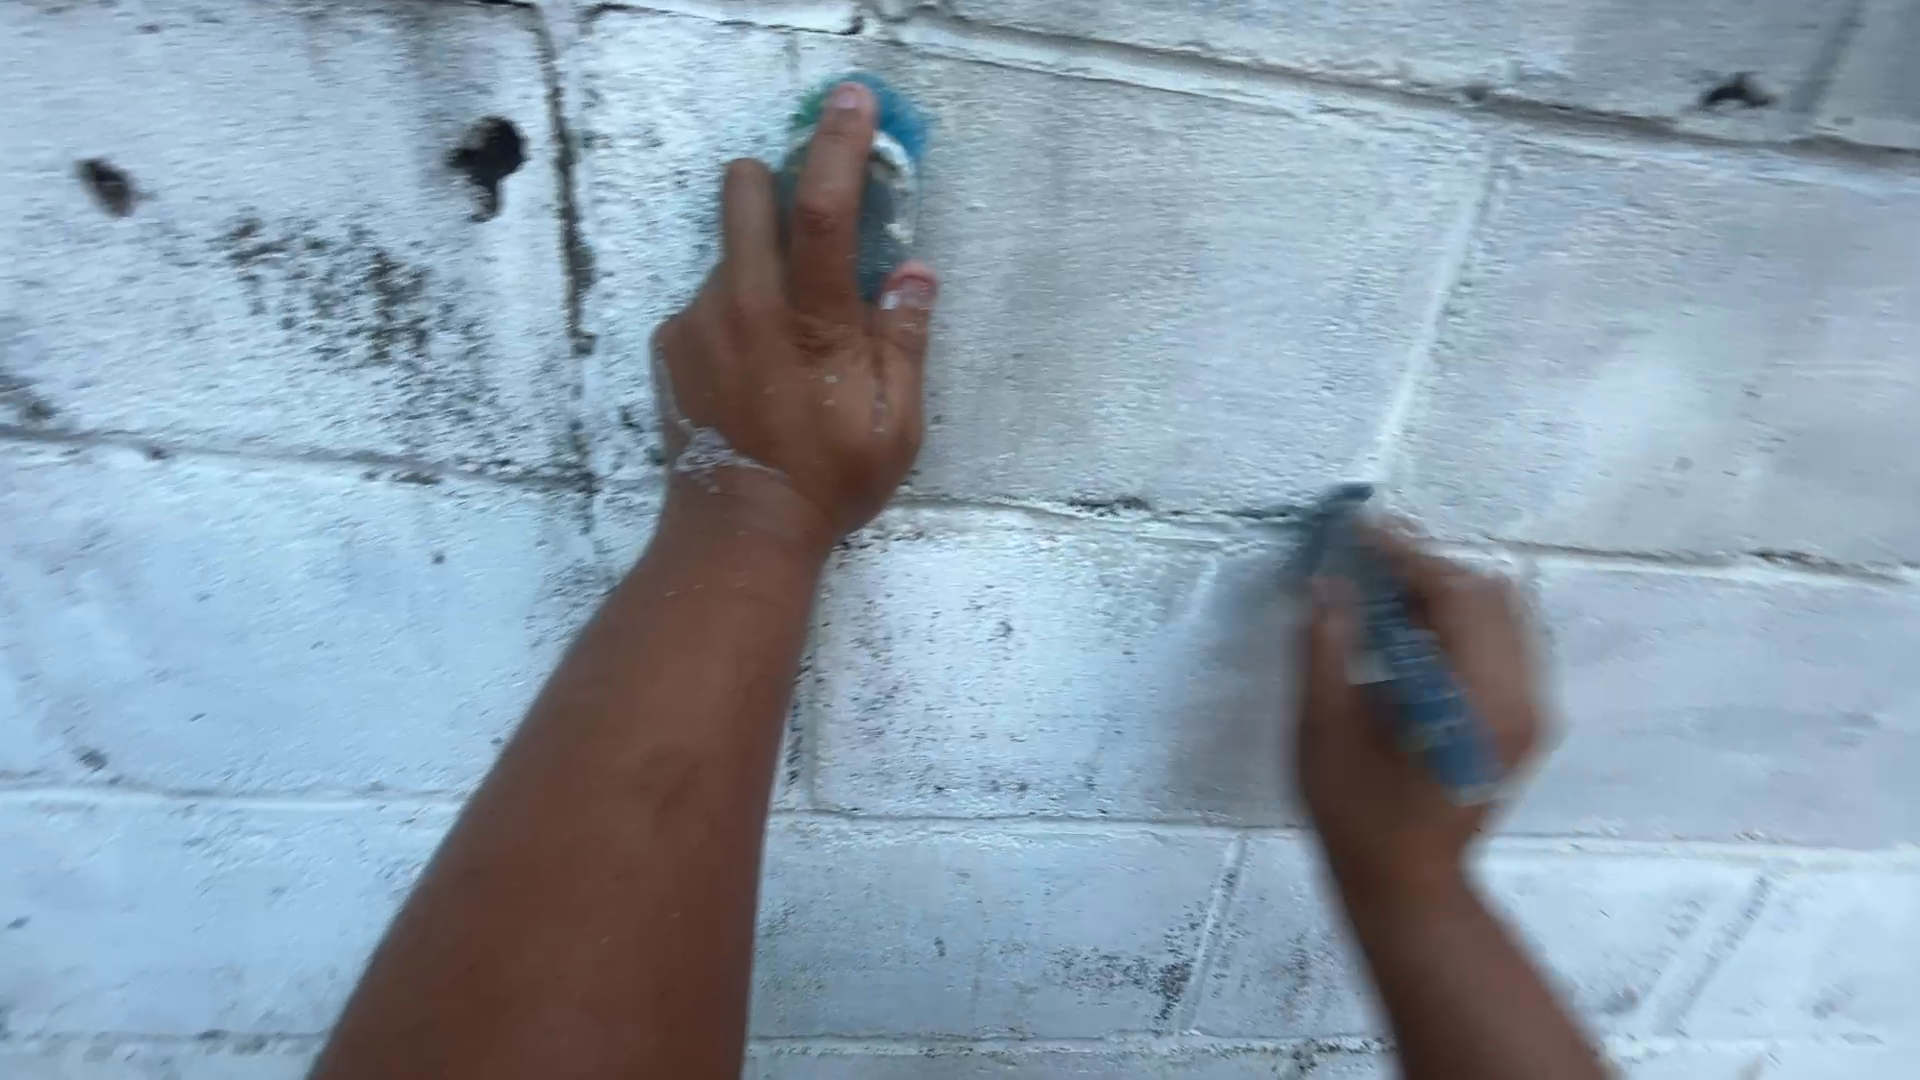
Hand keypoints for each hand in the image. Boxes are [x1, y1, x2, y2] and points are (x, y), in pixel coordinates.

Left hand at [649, 81, 938, 553]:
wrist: (740, 528)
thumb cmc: (831, 482)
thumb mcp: (897, 425)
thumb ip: (905, 341)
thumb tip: (914, 274)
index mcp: (813, 323)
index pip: (825, 209)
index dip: (839, 145)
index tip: (851, 101)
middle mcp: (746, 305)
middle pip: (744, 193)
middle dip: (773, 184)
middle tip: (803, 228)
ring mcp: (698, 321)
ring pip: (727, 254)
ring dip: (759, 267)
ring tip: (779, 339)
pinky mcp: (670, 344)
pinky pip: (705, 300)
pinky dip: (733, 312)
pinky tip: (747, 369)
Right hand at [1296, 523, 1545, 903]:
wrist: (1404, 878)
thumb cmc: (1354, 809)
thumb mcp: (1323, 725)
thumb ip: (1325, 646)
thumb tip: (1326, 583)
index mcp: (1476, 703)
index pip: (1456, 598)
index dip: (1405, 555)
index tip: (1359, 530)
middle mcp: (1520, 699)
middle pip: (1489, 595)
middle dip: (1424, 564)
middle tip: (1362, 555)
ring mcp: (1527, 709)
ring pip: (1498, 613)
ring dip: (1438, 587)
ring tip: (1377, 582)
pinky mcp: (1517, 716)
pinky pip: (1495, 639)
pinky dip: (1450, 615)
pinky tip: (1402, 621)